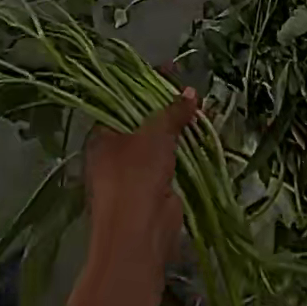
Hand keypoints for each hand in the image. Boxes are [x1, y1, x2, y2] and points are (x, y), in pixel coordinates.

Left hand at [64, 90, 196, 305]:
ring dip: (180, 125)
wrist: (138, 235)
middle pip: (143, 118)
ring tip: (203, 107)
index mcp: (102, 136)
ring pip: (159, 139)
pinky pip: (171, 158)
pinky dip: (186, 146)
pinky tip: (204, 132)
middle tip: (191, 90)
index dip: (146, 82)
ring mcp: (134, 172)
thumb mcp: (155, 133)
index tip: (171, 69)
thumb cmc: (136, 176)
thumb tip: (190, 92)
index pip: (124, 99)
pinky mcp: (153, 188)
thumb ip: (173, 110)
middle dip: (168, 104)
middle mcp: (114, 152)